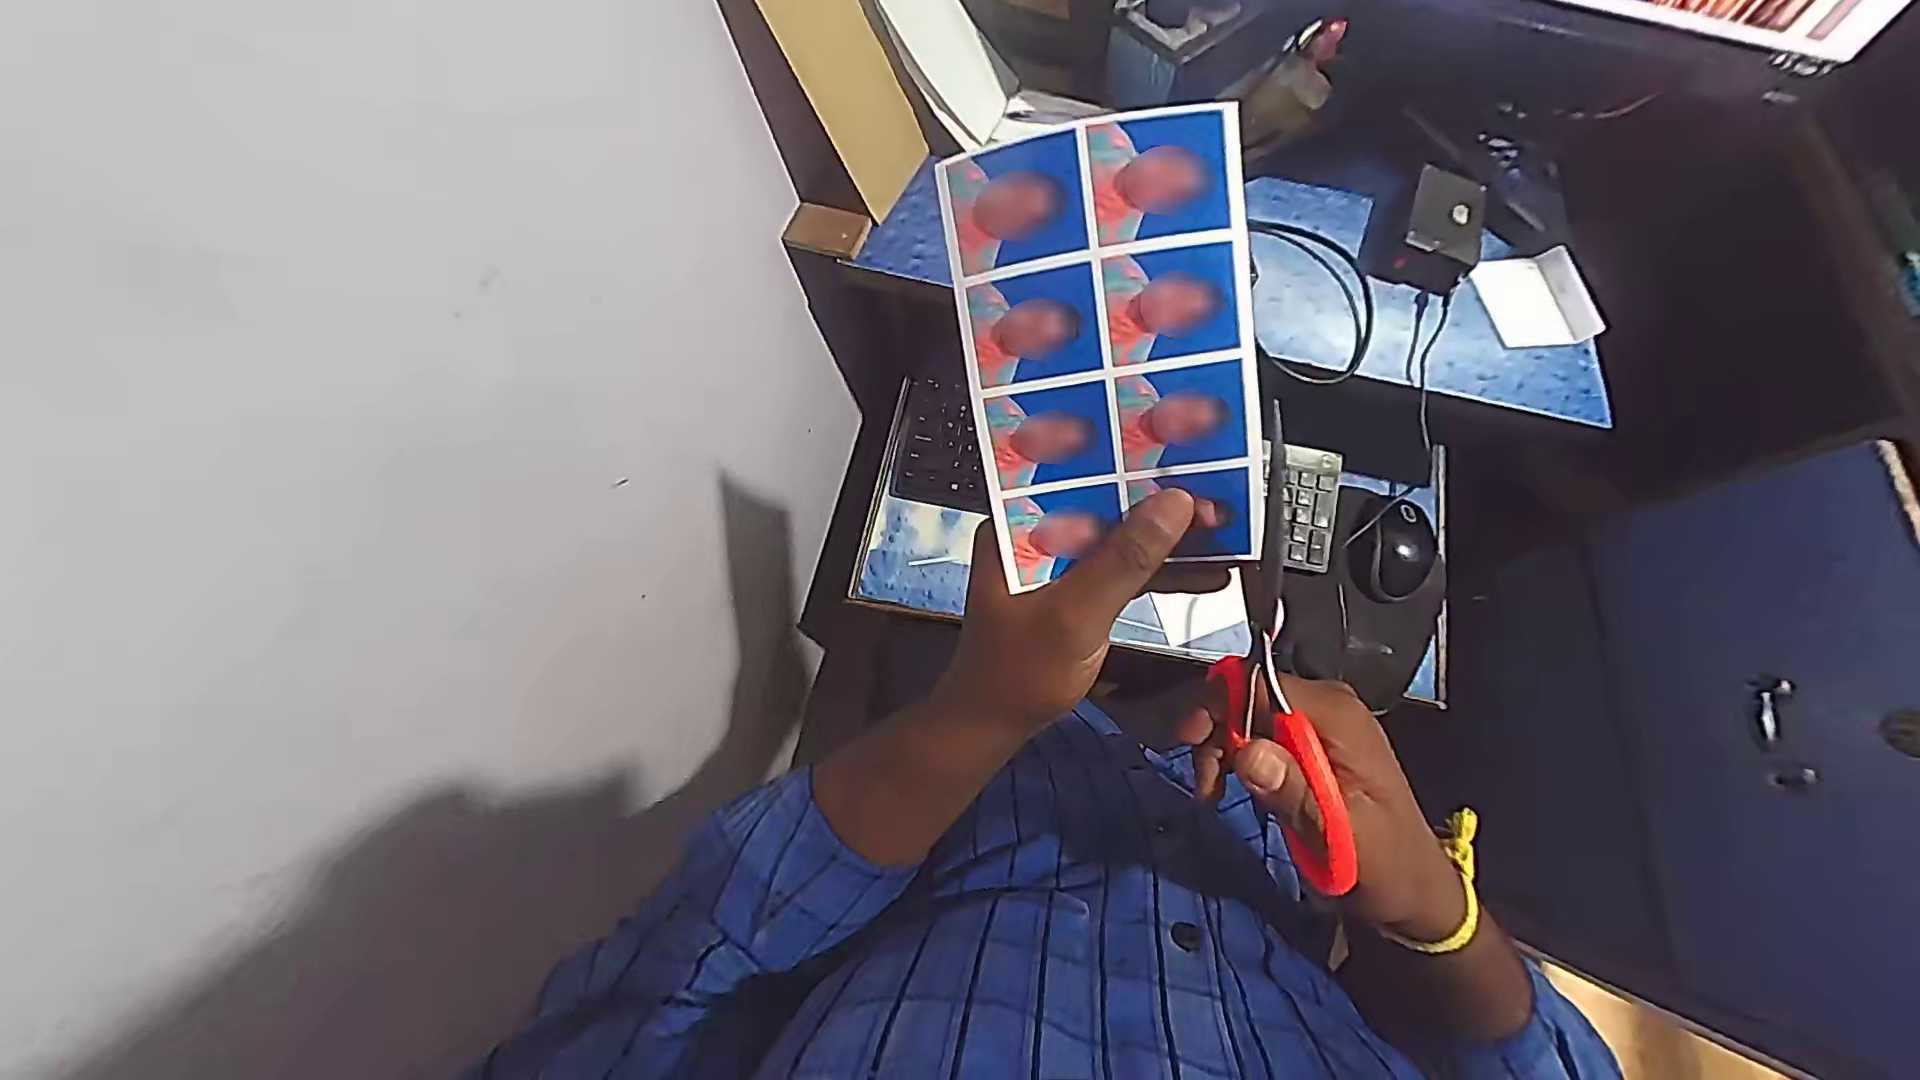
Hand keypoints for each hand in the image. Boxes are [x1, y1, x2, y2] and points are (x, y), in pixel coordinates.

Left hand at [934, 489, 1229, 732]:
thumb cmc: (1017, 674)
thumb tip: (1173, 505)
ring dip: (1169, 539)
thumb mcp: (1074, 615)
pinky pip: (1124, 571)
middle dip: (1159, 504)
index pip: (1075, 480)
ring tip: (1225, 530)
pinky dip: (1161, 572)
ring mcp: (1059, 564)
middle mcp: (1035, 536)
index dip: (1127, 465)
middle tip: (1215, 497)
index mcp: (1015, 527)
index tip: (1177, 455)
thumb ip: (1123, 560)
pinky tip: (1207, 571)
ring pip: (1121, 539)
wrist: (995, 724)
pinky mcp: (1077, 590)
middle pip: (1105, 507)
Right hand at [1177, 675, 1464, 940]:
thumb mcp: (1341, 836)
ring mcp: (1315, 717)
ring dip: (1218, 745)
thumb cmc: (1386, 866)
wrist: (1415, 891)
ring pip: (1241, 708)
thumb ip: (1294, 791)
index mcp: (1335, 715)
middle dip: (1214, 731)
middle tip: (1206, 782)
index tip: (1194, 744)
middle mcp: (1324, 703)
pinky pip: (1253, 725)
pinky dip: (1232, 750)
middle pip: (1244, 691)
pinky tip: (1231, 781)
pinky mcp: (1306, 734)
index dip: (1218, 705)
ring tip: (1215, 790)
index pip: (1256, 681)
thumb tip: (1247, 751)